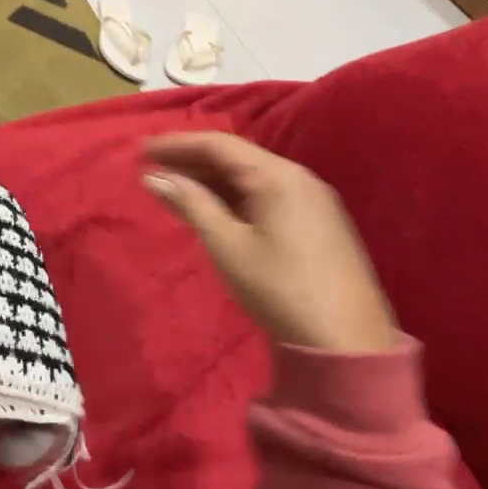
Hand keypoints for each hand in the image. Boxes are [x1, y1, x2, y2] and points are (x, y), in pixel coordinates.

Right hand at [141, 133, 400, 353]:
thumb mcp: (226, 244)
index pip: (218, 144)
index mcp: (277, 176)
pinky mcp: (317, 222)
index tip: (140, 150)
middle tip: (152, 167)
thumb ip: (190, 203)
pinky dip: (233, 194)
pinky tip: (211, 207)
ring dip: (210, 178)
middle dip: (191, 159)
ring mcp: (312, 200)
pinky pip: (266, 193)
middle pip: (236, 156)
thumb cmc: (278, 288)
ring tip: (174, 187)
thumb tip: (154, 177)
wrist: (346, 344)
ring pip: (251, 176)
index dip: (176, 144)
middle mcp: (299, 178)